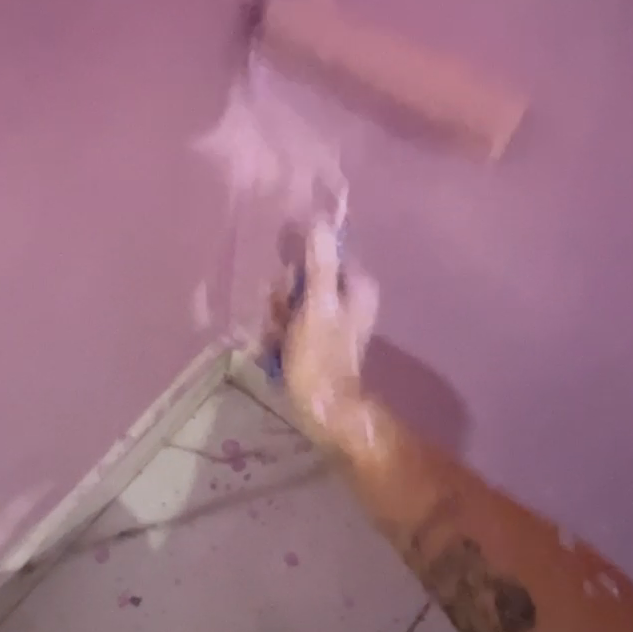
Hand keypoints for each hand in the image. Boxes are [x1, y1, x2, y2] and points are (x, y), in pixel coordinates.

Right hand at [272, 221, 379, 447]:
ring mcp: (331, 319)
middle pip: (303, 276)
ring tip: (278, 339)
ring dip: (277, 317)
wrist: (324, 411)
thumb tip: (319, 219)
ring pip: (292, 300)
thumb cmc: (321, 358)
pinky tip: (276, 349)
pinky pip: (290, 322)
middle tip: (281, 316)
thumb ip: (319, 263)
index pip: (322, 249)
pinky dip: (279, 333)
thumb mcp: (317, 306)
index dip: (297, 260)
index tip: (285, 281)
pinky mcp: (317, 339)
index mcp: (355, 284)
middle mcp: (346, 297)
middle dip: (284, 295)